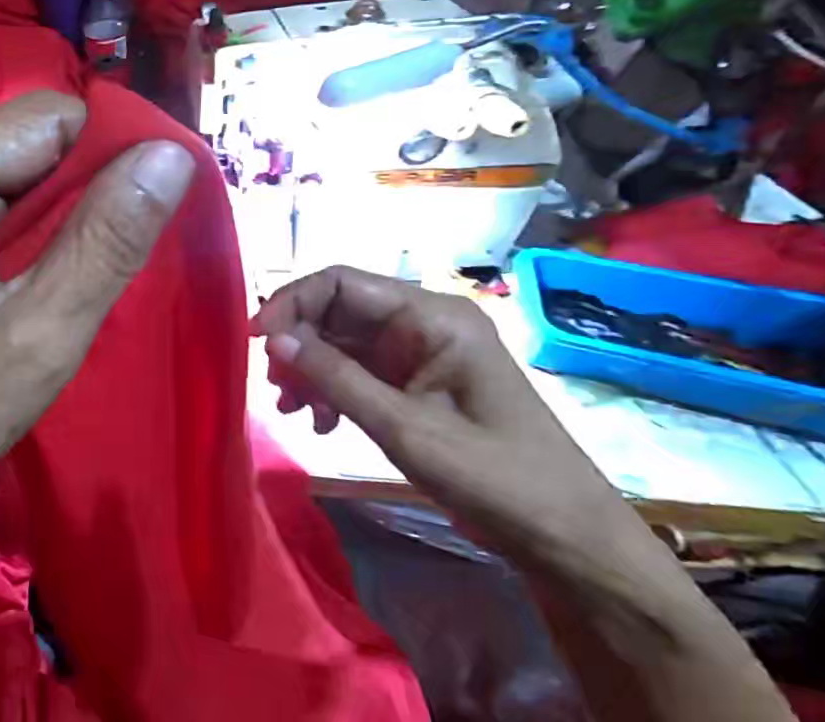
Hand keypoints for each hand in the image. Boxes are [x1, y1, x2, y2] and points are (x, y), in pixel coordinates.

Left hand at [0, 91, 195, 552]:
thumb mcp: (41, 332)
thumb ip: (108, 238)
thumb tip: (172, 154)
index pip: (48, 119)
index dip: (114, 151)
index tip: (162, 206)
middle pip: (31, 142)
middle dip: (89, 187)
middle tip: (124, 255)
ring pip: (20, 174)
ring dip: (66, 216)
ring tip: (85, 275)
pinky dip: (36, 234)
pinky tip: (48, 278)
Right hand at [256, 266, 631, 564]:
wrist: (568, 541)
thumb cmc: (495, 477)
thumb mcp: (404, 426)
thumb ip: (333, 376)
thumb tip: (272, 338)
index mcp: (432, 316)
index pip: (339, 283)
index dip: (290, 303)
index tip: (256, 340)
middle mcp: (423, 323)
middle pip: (334, 312)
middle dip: (297, 345)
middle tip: (274, 387)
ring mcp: (418, 352)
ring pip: (338, 342)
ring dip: (308, 371)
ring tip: (292, 410)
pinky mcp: (414, 381)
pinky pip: (353, 369)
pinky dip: (329, 390)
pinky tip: (320, 423)